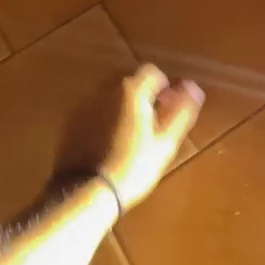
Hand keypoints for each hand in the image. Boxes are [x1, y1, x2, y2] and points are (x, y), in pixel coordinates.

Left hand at [97, 65, 202, 211]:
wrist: (87, 192)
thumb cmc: (133, 167)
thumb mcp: (165, 142)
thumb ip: (181, 111)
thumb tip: (194, 88)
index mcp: (132, 91)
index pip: (152, 72)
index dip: (163, 86)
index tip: (169, 106)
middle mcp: (106, 91)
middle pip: (130, 85)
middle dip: (144, 99)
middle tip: (153, 125)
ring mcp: (85, 107)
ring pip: (111, 100)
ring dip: (123, 110)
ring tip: (132, 137)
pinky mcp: (70, 125)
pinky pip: (94, 114)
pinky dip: (104, 122)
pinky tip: (110, 145)